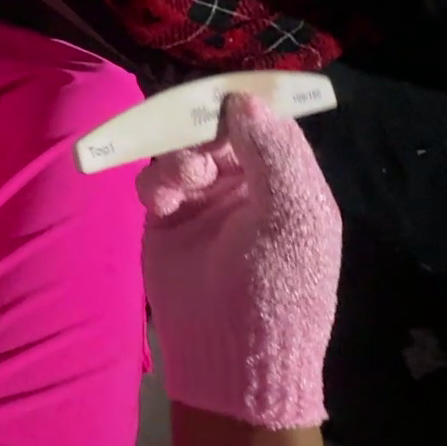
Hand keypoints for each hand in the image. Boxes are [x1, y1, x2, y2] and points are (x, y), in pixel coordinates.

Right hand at [137, 95, 341, 429]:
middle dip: (199, 133)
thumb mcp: (293, 216)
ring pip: (178, 151)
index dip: (240, 106)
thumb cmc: (277, 285)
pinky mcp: (165, 217)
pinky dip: (154, 185)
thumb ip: (273, 153)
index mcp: (287, 182)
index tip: (217, 97)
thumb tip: (242, 99)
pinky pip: (152, 180)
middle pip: (213, 131)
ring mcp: (203, 201)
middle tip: (196, 149)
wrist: (230, 348)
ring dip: (176, 159)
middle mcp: (246, 185)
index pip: (262, 125)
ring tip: (182, 183)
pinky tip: (161, 206)